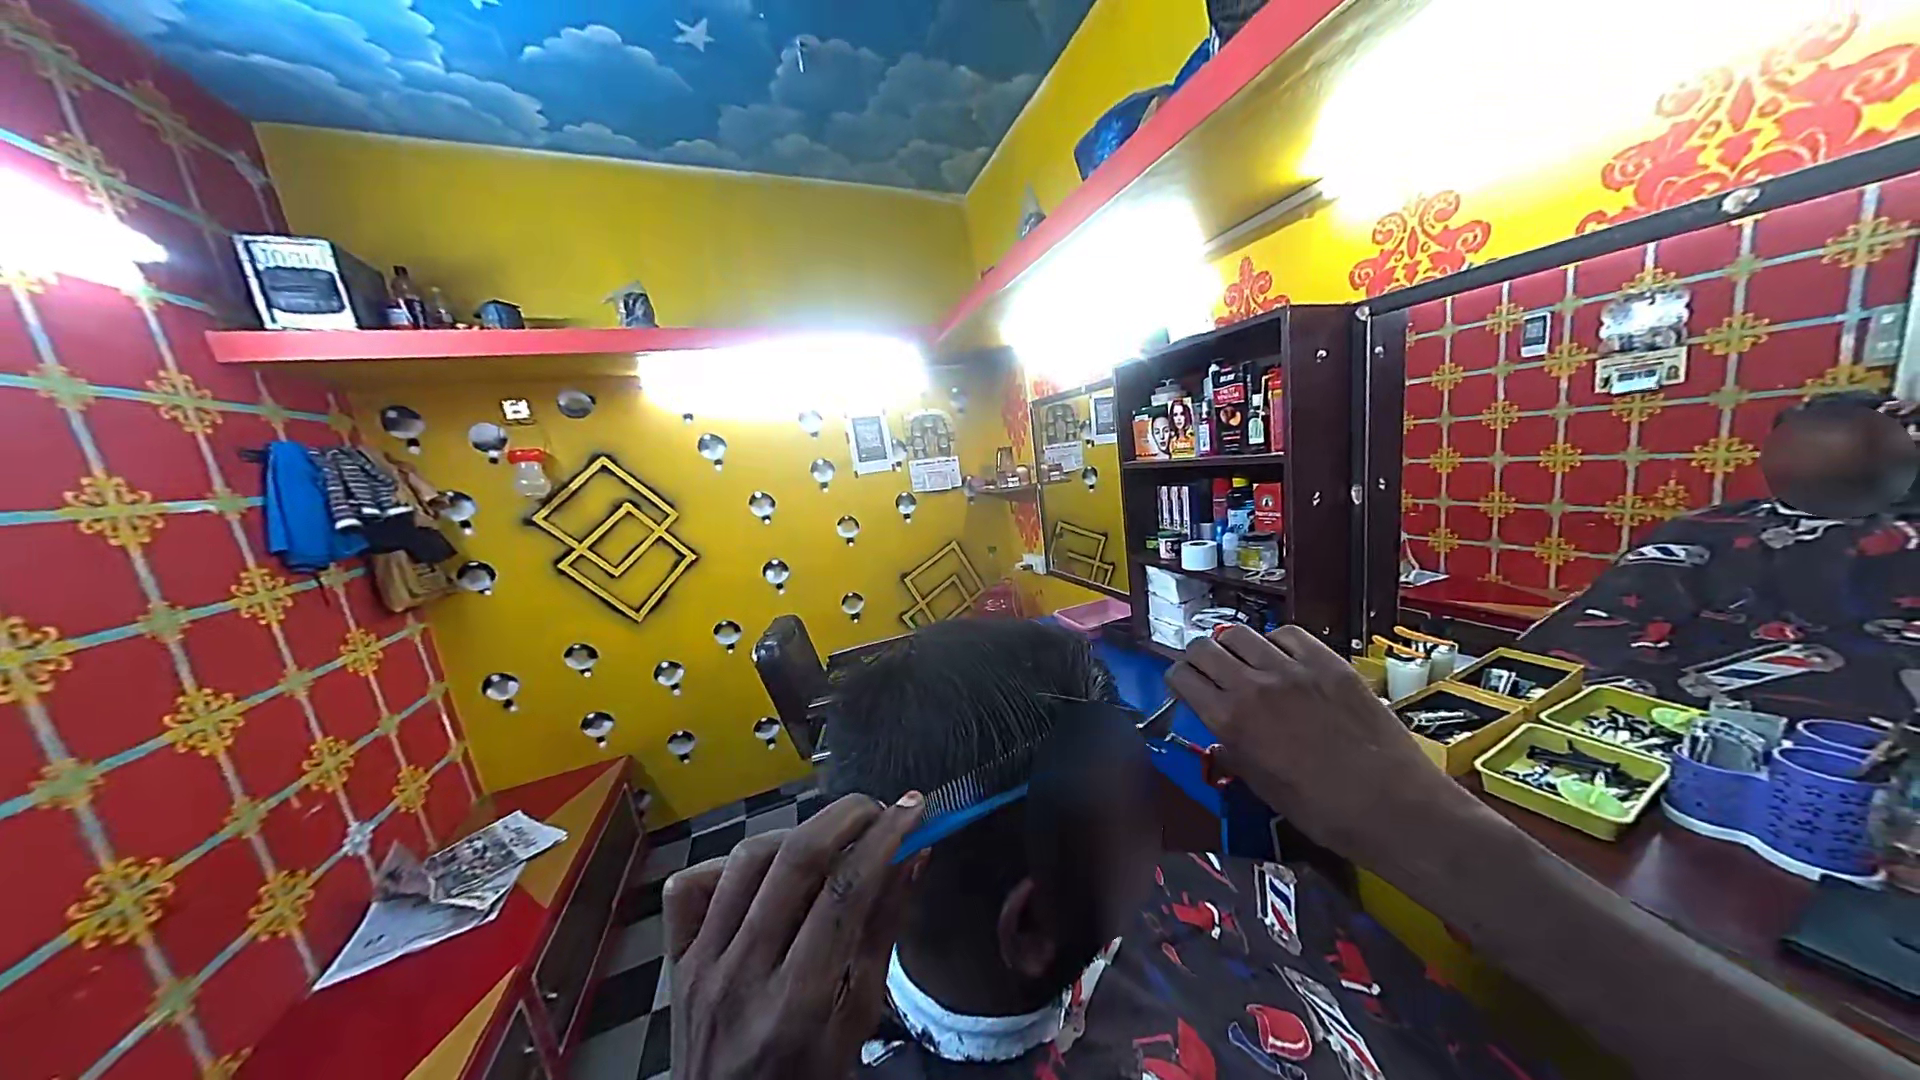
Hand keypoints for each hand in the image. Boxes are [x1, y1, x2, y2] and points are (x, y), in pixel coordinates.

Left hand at [665, 792, 925, 1079]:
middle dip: (846, 816)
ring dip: (798, 833)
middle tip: (877, 809)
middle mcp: (740, 976)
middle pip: (795, 860)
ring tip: (830, 841)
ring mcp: (700, 963)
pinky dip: (732, 862)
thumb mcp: (858, 1021)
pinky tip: (764, 873)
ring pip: (748, 858)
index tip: (911, 809)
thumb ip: (883, 931)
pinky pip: (694, 883)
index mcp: (795, 1005)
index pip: (846, 891)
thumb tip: (912, 855)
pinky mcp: (676, 956)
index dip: (885, 838)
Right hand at [1165, 626, 1470, 872]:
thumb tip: (1221, 741)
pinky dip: (1276, 643)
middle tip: (1209, 671)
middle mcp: (1252, 686)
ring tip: (1244, 661)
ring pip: (1238, 632)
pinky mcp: (1328, 662)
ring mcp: (1291, 669)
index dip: (1178, 679)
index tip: (1186, 686)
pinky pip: (1287, 634)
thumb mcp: (1262, 787)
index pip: (1182, 676)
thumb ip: (1233, 754)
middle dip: (1198, 658)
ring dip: (1231, 645)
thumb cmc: (1323, 810)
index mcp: (1230, 720)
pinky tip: (1284, 659)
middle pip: (1203, 647)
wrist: (1395, 809)